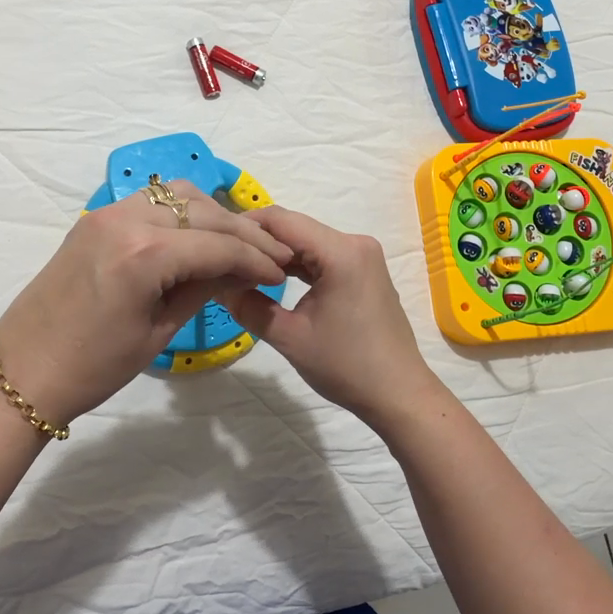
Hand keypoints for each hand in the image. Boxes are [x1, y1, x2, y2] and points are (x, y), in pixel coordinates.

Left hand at [0, 182, 291, 424]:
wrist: (23, 371)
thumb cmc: (94, 367)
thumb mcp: (159, 332)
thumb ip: (204, 289)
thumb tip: (242, 269)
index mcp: (144, 254)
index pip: (219, 244)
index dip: (256, 259)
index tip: (281, 272)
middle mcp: (127, 219)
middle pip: (203, 211)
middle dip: (243, 232)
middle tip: (271, 255)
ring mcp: (107, 214)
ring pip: (177, 194)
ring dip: (212, 213)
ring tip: (236, 242)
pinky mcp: (95, 219)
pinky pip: (151, 201)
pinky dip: (181, 210)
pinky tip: (197, 235)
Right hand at [228, 207, 444, 426]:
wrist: (398, 393)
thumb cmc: (346, 365)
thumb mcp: (289, 337)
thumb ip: (249, 306)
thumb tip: (219, 286)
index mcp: (340, 252)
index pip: (281, 220)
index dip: (245, 226)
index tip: (214, 240)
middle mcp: (355, 243)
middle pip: (296, 228)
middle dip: (259, 241)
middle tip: (222, 257)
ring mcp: (363, 257)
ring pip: (309, 243)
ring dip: (278, 255)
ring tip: (241, 269)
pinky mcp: (365, 272)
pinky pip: (324, 257)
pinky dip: (299, 266)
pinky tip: (274, 279)